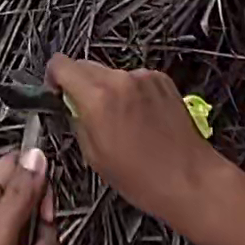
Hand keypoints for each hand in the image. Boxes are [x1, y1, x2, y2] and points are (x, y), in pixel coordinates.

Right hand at [45, 55, 228, 228]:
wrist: (190, 180)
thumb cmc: (143, 177)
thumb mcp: (93, 155)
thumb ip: (76, 120)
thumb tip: (70, 105)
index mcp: (97, 97)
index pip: (60, 64)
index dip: (53, 77)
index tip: (56, 90)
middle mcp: (120, 80)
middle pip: (84, 65)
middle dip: (79, 84)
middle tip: (85, 112)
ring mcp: (143, 77)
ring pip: (109, 73)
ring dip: (106, 89)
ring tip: (118, 121)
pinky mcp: (161, 80)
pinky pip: (133, 78)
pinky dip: (129, 92)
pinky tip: (138, 118)